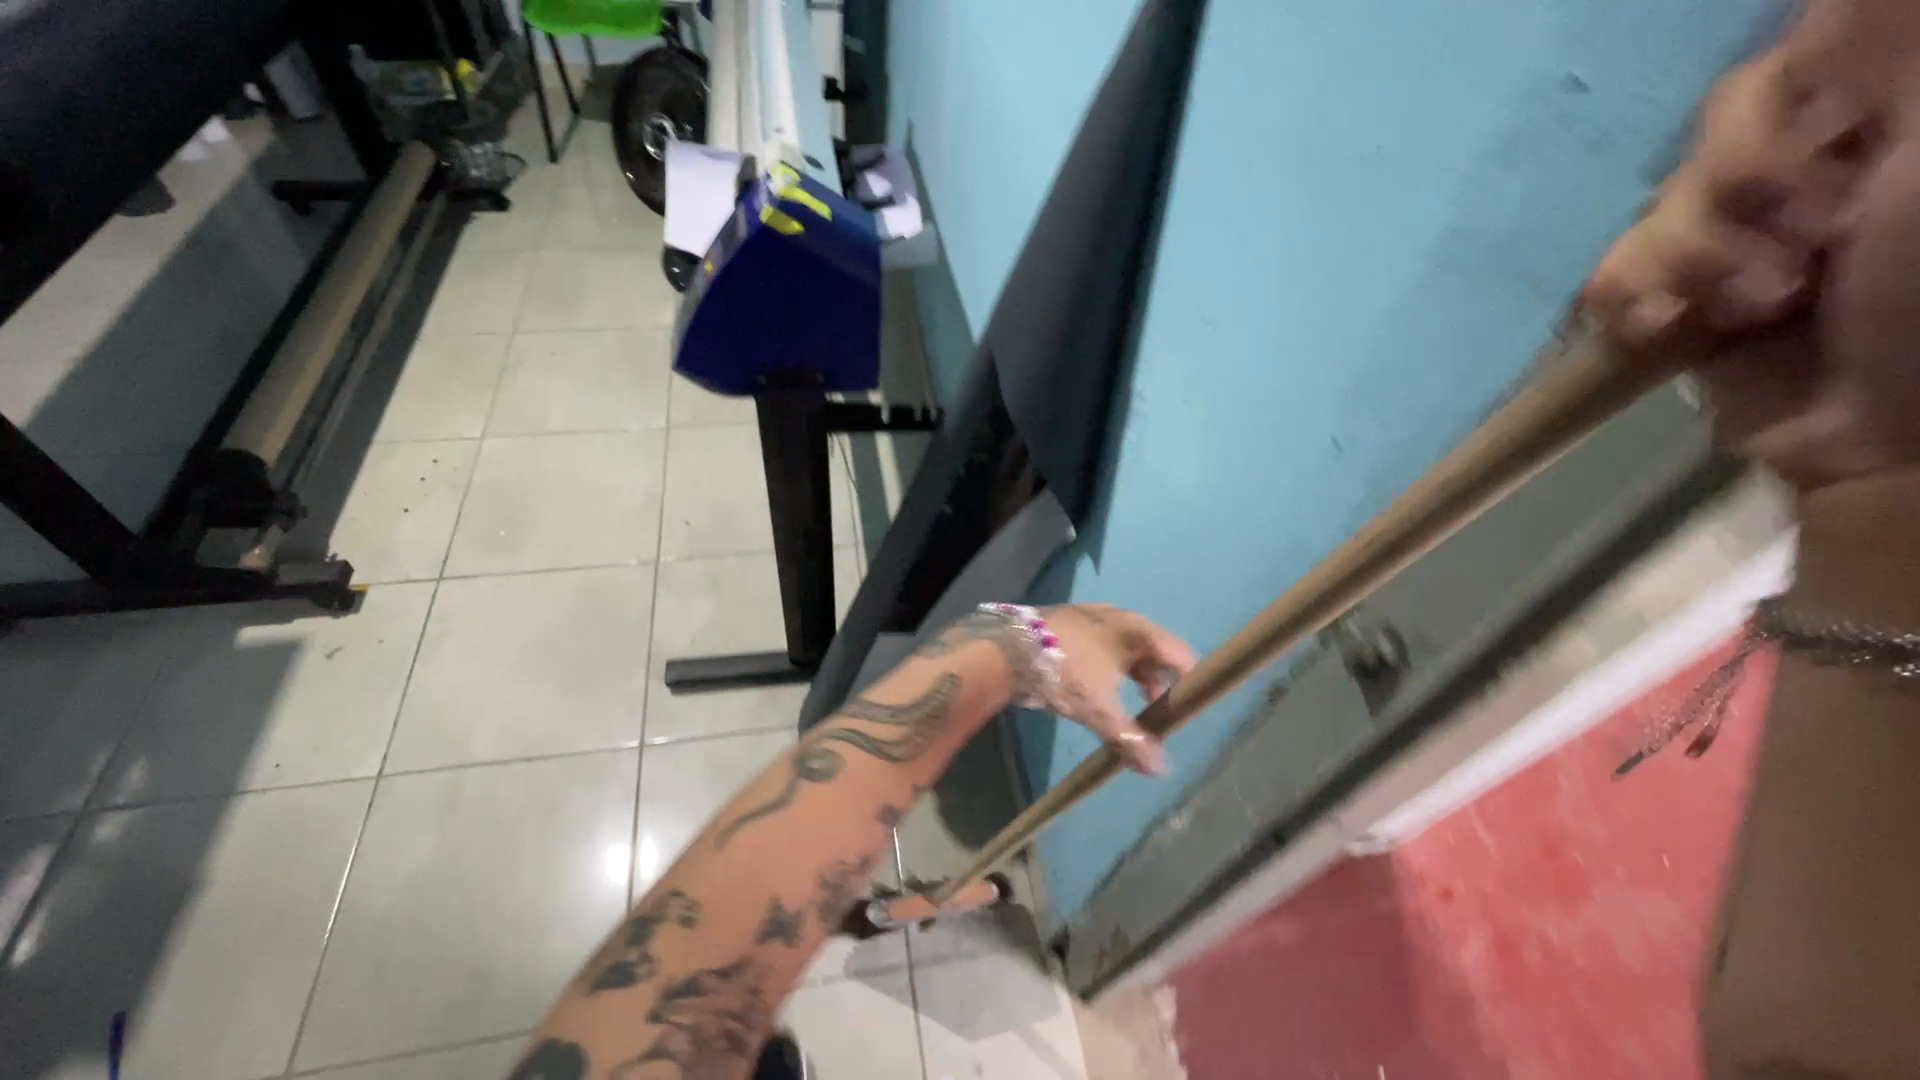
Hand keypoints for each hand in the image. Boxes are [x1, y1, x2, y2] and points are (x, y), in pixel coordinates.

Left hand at [1038, 604, 1195, 776]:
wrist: (1005, 649)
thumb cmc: (1063, 673)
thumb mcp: (1099, 710)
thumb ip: (1131, 738)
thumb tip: (1159, 769)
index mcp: (1136, 631)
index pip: (1180, 654)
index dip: (1188, 681)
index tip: (1186, 707)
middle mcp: (1119, 617)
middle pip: (1154, 649)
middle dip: (1159, 679)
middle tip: (1157, 708)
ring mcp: (1092, 615)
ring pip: (1125, 645)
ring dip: (1133, 672)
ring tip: (1131, 700)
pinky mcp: (1070, 620)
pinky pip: (1103, 642)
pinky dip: (1109, 663)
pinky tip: (1098, 684)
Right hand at [1585, 40, 1919, 491]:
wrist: (1896, 438)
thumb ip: (1886, 33)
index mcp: (1885, 101)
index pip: (1788, 59)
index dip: (1780, 113)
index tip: (1839, 152)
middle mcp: (1816, 154)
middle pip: (1714, 126)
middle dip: (1738, 193)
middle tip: (1809, 241)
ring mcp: (1740, 231)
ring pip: (1656, 204)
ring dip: (1690, 261)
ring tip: (1755, 307)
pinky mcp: (1680, 296)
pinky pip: (1609, 273)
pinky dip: (1632, 302)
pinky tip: (1674, 328)